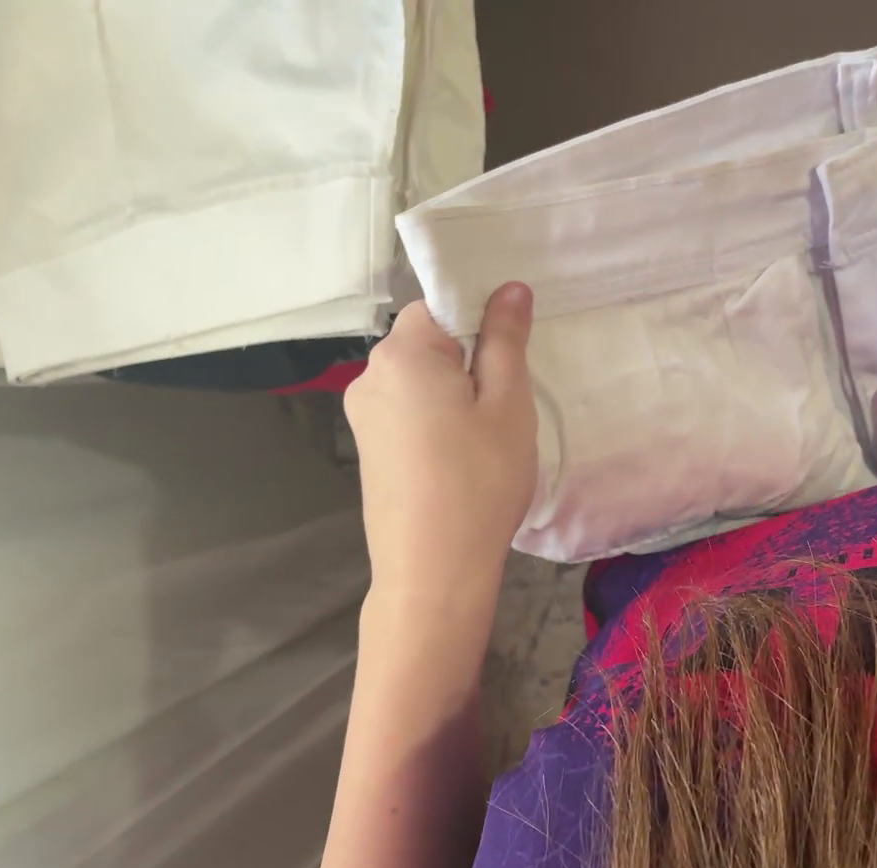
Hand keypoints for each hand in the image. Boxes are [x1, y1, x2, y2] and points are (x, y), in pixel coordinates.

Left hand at [345, 284, 536, 598]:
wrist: (434, 570)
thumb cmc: (480, 482)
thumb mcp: (508, 406)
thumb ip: (506, 341)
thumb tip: (509, 287)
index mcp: (402, 354)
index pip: (439, 305)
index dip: (480, 320)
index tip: (513, 355)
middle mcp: (369, 376)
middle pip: (426, 344)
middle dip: (468, 360)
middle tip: (509, 403)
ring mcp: (363, 417)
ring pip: (418, 383)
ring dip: (453, 395)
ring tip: (487, 439)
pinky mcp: (369, 451)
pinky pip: (407, 415)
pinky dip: (436, 423)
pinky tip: (460, 461)